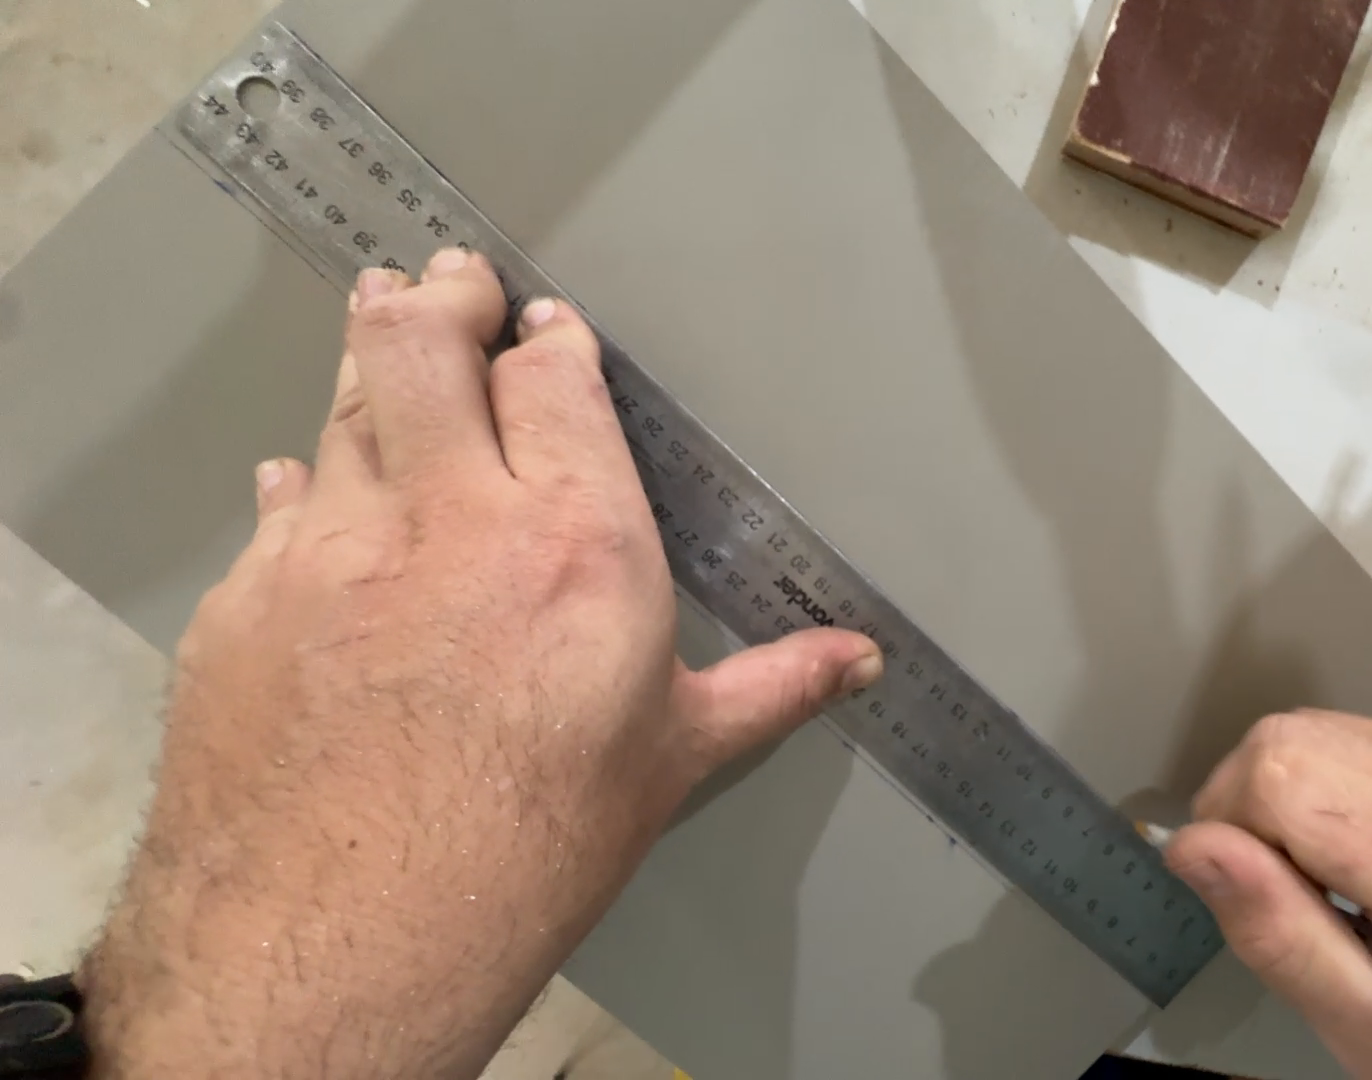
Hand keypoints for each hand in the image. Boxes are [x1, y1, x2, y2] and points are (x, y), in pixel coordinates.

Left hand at [81, 250, 882, 1077]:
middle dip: (444, 300)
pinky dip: (312, 470)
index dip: (550, 344)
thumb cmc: (550, 835)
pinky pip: (284, 499)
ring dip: (371, 351)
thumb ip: (781, 683)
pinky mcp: (249, 603)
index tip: (552, 327)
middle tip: (454, 275)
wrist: (353, 943)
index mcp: (583, 546)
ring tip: (386, 311)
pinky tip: (317, 473)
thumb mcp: (685, 750)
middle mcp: (460, 521)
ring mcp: (339, 552)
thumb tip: (867, 660)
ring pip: (348, 404)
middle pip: (428, 353)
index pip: (556, 390)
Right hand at [1165, 710, 1371, 1079]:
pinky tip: (1349, 844)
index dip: (1234, 825)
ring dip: (1278, 791)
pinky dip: (1316, 781)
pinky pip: (1348, 736)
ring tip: (1317, 872)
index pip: (1289, 779)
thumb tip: (1192, 844)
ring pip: (1312, 728)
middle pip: (1292, 740)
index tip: (1250, 894)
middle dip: (1246, 806)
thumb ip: (1285, 944)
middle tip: (1280, 889)